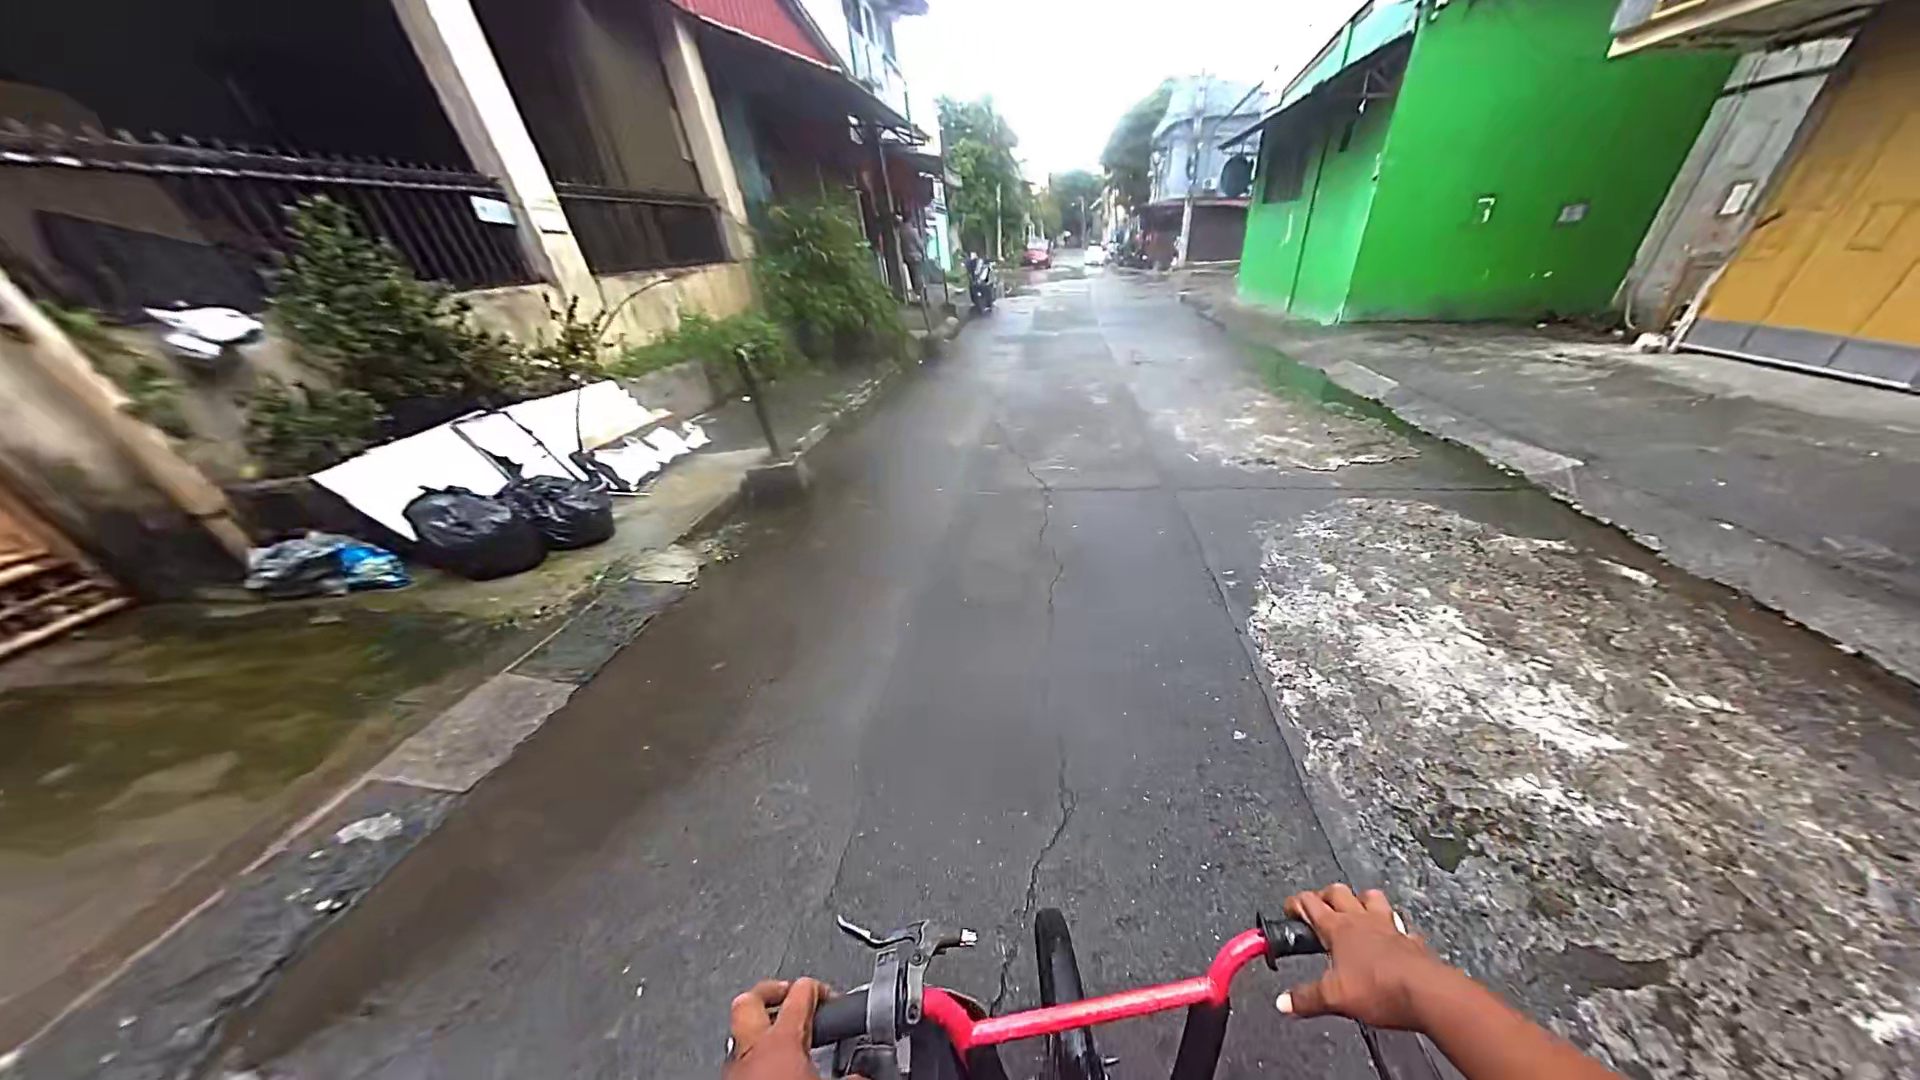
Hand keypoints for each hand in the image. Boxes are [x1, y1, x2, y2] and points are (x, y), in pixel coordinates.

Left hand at [725, 978, 857, 1079]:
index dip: (820, 990)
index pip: (801, 991)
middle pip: (751, 999)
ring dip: (760, 1031)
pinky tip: (771, 1073)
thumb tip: (862, 1076)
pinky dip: (755, 1062)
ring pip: (740, 1033)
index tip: (831, 1000)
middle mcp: (752, 1050)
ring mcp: (735, 1072)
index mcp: (781, 1039)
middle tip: (789, 994)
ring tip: (781, 1036)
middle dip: (771, 992)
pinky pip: (739, 1063)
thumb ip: (850, 1075)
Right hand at [1278, 884, 1456, 1031]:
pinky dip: (1393, 924)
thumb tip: (1284, 1002)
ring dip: (1360, 899)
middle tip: (1320, 905)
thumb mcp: (1336, 998)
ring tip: (1357, 909)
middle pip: (1337, 891)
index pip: (1308, 902)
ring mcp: (1388, 926)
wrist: (1430, 995)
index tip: (1291, 909)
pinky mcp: (1411, 940)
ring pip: (1370, 897)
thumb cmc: (1382, 989)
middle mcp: (1360, 920)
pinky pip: (1400, 923)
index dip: (1296, 903)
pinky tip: (1394, 935)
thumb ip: (1307, 998)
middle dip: (1325, 894)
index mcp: (1337, 928)